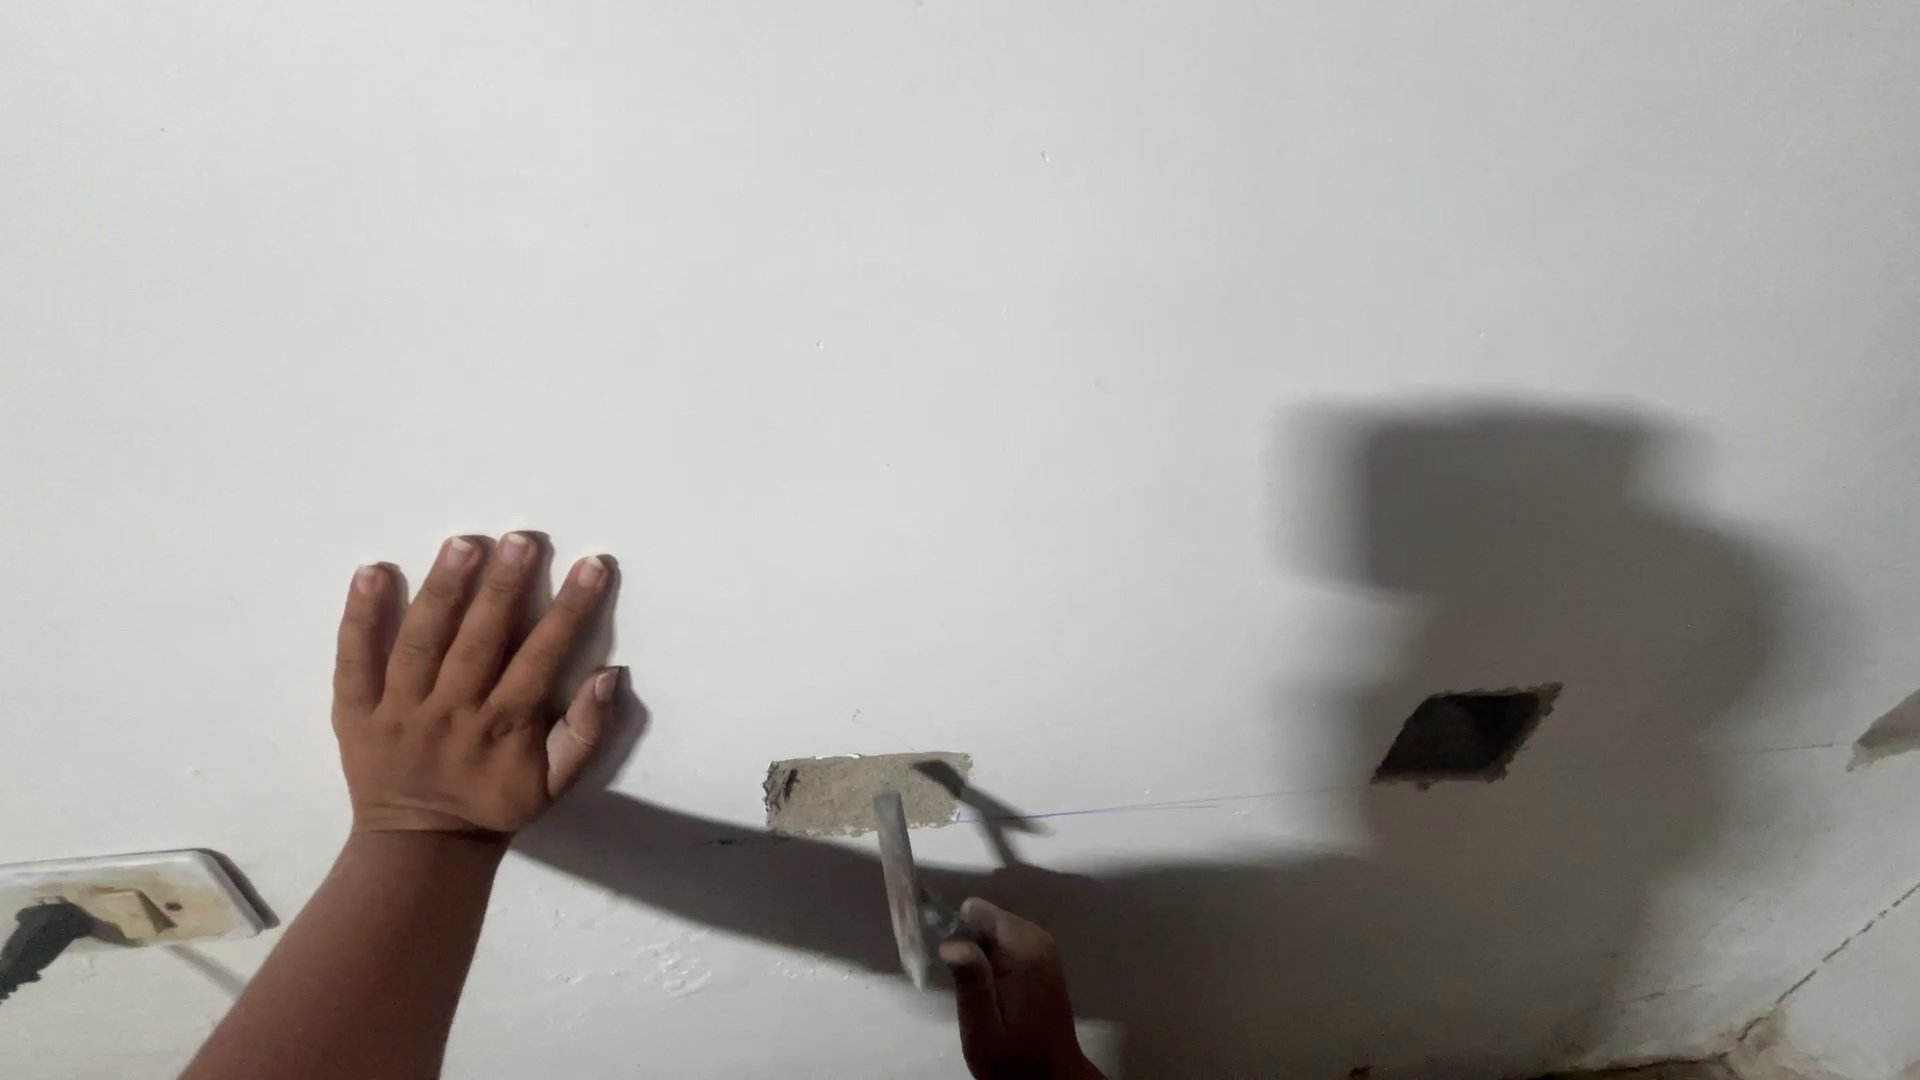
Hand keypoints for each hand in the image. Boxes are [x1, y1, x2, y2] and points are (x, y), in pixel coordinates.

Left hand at [333, 533, 617, 836]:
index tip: (592, 565)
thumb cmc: (499, 804)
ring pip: (421, 640)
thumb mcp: (558, 780)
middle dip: (504, 584)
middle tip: (522, 538)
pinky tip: (373, 571)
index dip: (570, 608)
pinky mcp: (354, 711)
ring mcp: (398, 709)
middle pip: (479, 638)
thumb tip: (609, 674)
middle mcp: (452, 710)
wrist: (420, 846)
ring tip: (464, 542)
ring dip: (443, 588)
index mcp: (505, 725)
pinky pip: (354, 659)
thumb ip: (588, 730)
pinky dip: (360, 615)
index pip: (543, 654)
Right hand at [939, 899, 1106, 1079]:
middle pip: (986, 919)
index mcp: (1024, 946)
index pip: (976, 911)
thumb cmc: (1015, 1062)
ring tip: (985, 996)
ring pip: (994, 931)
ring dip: (982, 958)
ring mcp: (1042, 945)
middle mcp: (1037, 936)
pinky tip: (997, 994)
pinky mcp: (1042, 957)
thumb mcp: (983, 1032)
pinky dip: (995, 963)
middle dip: (971, 948)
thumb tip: (952, 941)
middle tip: (973, 992)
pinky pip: (1006, 944)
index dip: (960, 937)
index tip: (957, 971)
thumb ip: (971, 984)